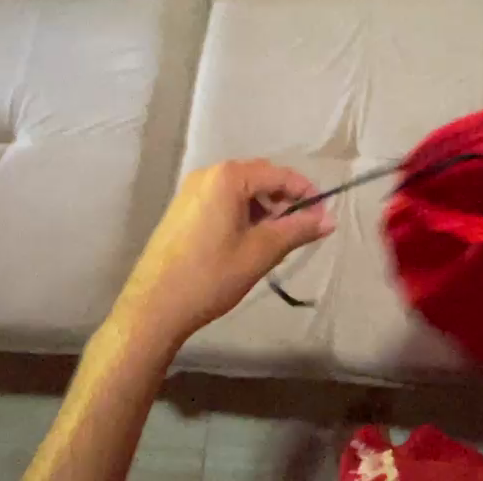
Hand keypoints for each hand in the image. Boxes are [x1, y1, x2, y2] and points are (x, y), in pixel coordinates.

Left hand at [109, 159, 334, 349]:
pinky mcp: (182, 209)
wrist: (152, 309)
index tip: (324, 215)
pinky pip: (222, 200)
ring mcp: (191, 190)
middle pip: (259, 177)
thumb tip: (330, 219)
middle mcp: (208, 174)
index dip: (306, 193)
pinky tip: (248, 241)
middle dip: (284, 200)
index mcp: (228, 177)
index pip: (279, 174)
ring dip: (264, 208)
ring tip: (276, 239)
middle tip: (302, 229)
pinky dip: (242, 213)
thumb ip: (298, 230)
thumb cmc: (210, 276)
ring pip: (240, 190)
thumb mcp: (261, 252)